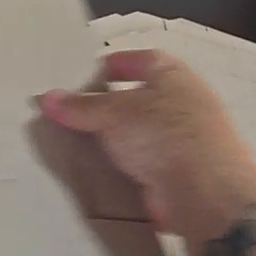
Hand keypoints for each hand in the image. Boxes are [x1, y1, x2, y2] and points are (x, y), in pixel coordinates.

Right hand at [40, 49, 255, 238]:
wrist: (207, 196)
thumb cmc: (163, 136)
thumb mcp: (113, 113)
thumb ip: (80, 106)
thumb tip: (48, 98)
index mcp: (176, 79)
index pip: (144, 60)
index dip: (117, 63)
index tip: (87, 74)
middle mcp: (185, 105)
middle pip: (141, 96)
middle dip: (109, 102)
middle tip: (74, 109)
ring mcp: (186, 141)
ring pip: (141, 130)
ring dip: (115, 135)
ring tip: (79, 139)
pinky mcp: (180, 172)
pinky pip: (144, 160)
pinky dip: (124, 161)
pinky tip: (100, 166)